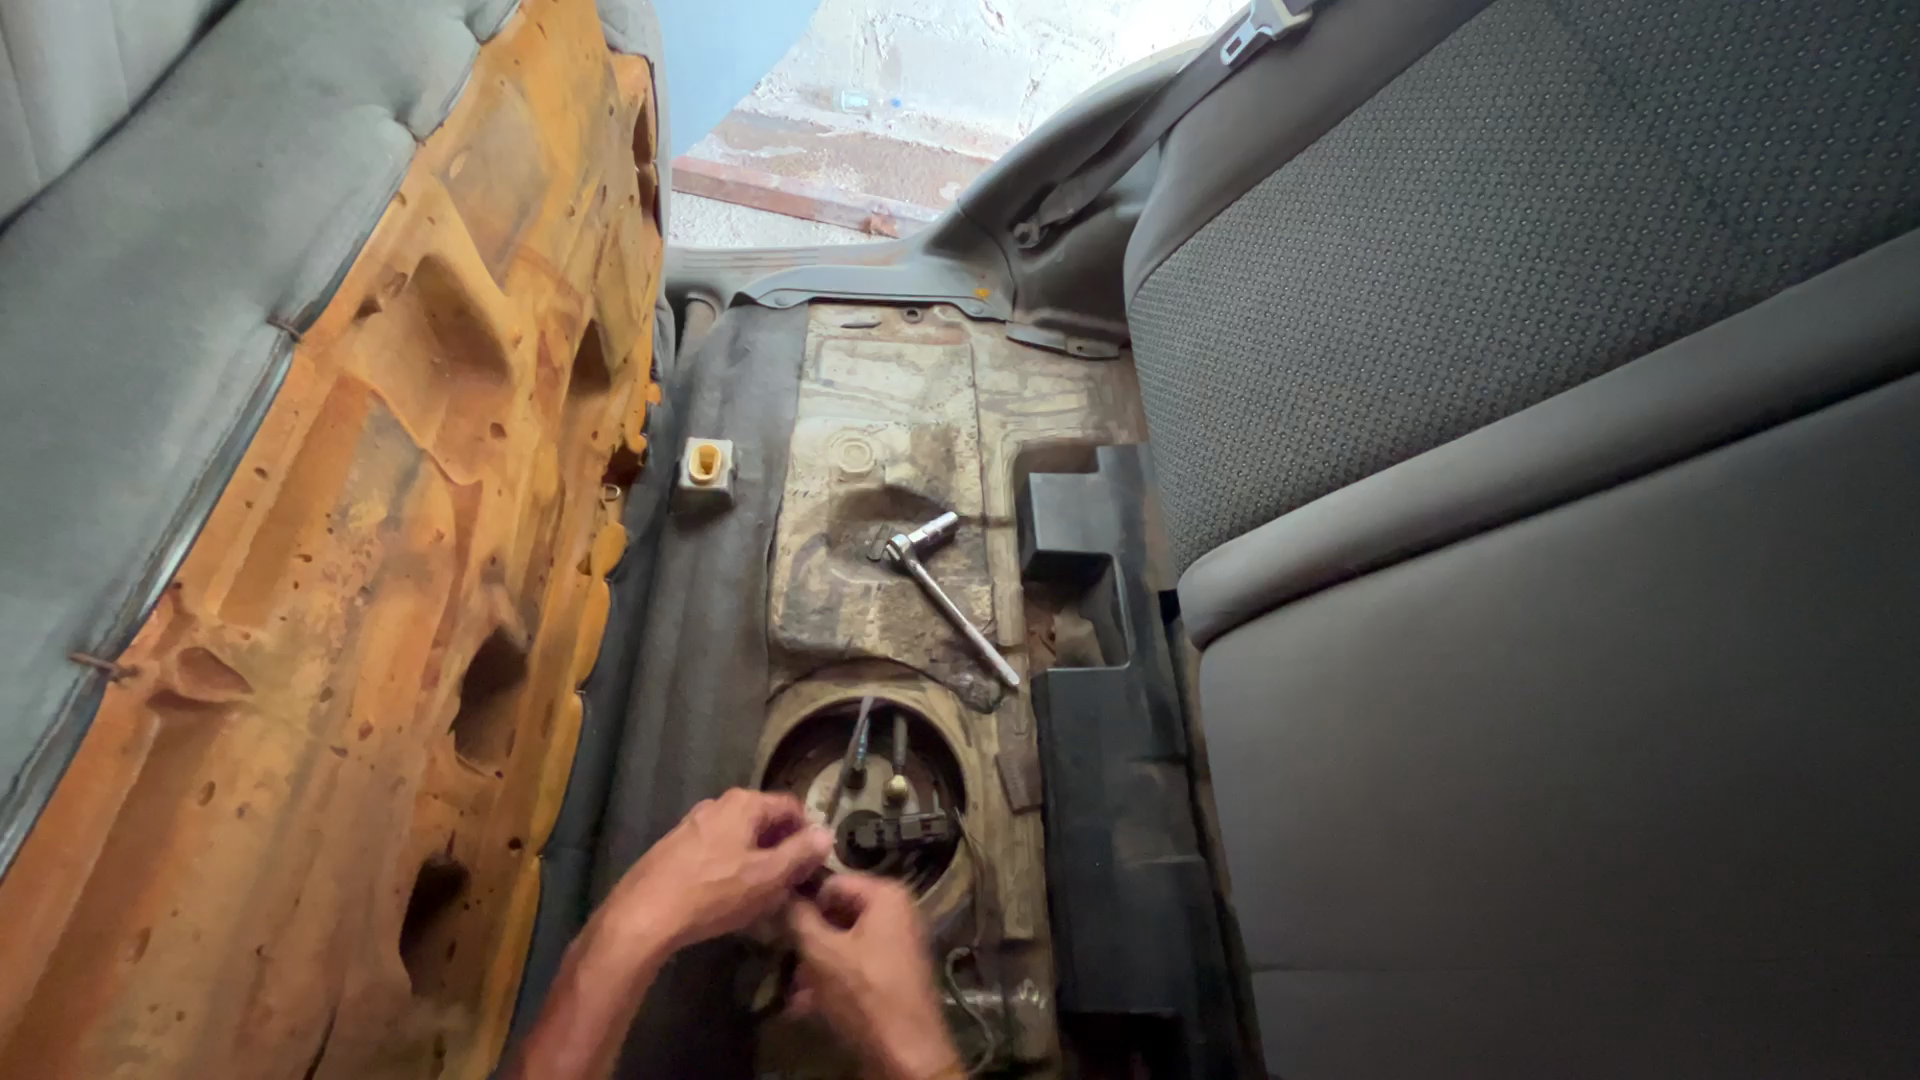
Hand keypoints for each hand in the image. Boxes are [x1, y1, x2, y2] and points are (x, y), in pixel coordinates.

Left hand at [605, 789, 832, 952]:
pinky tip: (726, 897)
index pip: (791, 806)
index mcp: (745, 803)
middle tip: (790, 882)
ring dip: (755, 859)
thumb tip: (827, 833)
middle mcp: (719, 804)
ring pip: (738, 837)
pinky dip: (729, 867)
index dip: (808, 832)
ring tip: (760, 894)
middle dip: (781, 848)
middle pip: (764, 820)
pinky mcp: (674, 848)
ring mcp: (693, 824)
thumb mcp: (768, 876)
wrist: (642, 916)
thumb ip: (802, 853)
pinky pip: (715, 850)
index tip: (814, 863)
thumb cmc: (714, 893)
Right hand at [787, 873, 961, 1079]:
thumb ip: (799, 919)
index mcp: (886, 895)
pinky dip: (832, 981)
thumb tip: (783, 893)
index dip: (803, 902)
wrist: (907, 1054)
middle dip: (808, 940)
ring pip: (844, 943)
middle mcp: (896, 911)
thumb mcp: (822, 953)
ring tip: (792, 990)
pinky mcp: (893, 974)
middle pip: (838, 914)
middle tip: (784, 960)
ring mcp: (897, 943)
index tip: (778, 925)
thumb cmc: (865, 993)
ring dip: (814, 966)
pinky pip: (856, 966)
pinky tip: (804, 1006)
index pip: (832, 882)